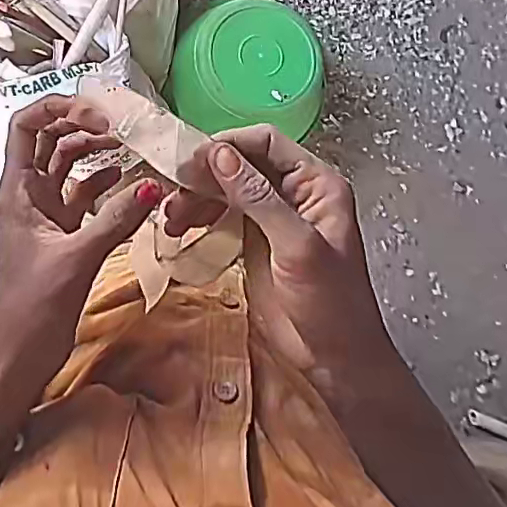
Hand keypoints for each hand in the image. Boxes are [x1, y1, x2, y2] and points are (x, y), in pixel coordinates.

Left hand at [0, 96, 160, 449]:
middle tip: (118, 125)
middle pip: (49, 138)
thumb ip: (115, 219)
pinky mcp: (60, 231)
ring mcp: (44, 211)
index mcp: (17, 190)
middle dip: (80, 123)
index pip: (25, 125)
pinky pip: (81, 193)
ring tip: (126, 144)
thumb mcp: (77, 258)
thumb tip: (151, 186)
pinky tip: (124, 179)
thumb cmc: (33, 311)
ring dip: (93, 150)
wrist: (19, 358)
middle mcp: (27, 193)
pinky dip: (101, 182)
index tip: (95, 114)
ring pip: (66, 163)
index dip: (56, 109)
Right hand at [165, 124, 388, 401]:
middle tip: (172, 190)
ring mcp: (270, 215)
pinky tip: (179, 227)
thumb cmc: (332, 306)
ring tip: (170, 216)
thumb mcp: (296, 247)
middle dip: (204, 174)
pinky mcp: (252, 239)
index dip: (227, 145)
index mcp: (315, 182)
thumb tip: (219, 154)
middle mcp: (292, 191)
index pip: (265, 142)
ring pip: (224, 188)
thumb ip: (258, 198)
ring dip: (194, 197)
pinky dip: (197, 216)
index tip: (191, 160)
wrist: (336, 363)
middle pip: (239, 162)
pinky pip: (219, 214)